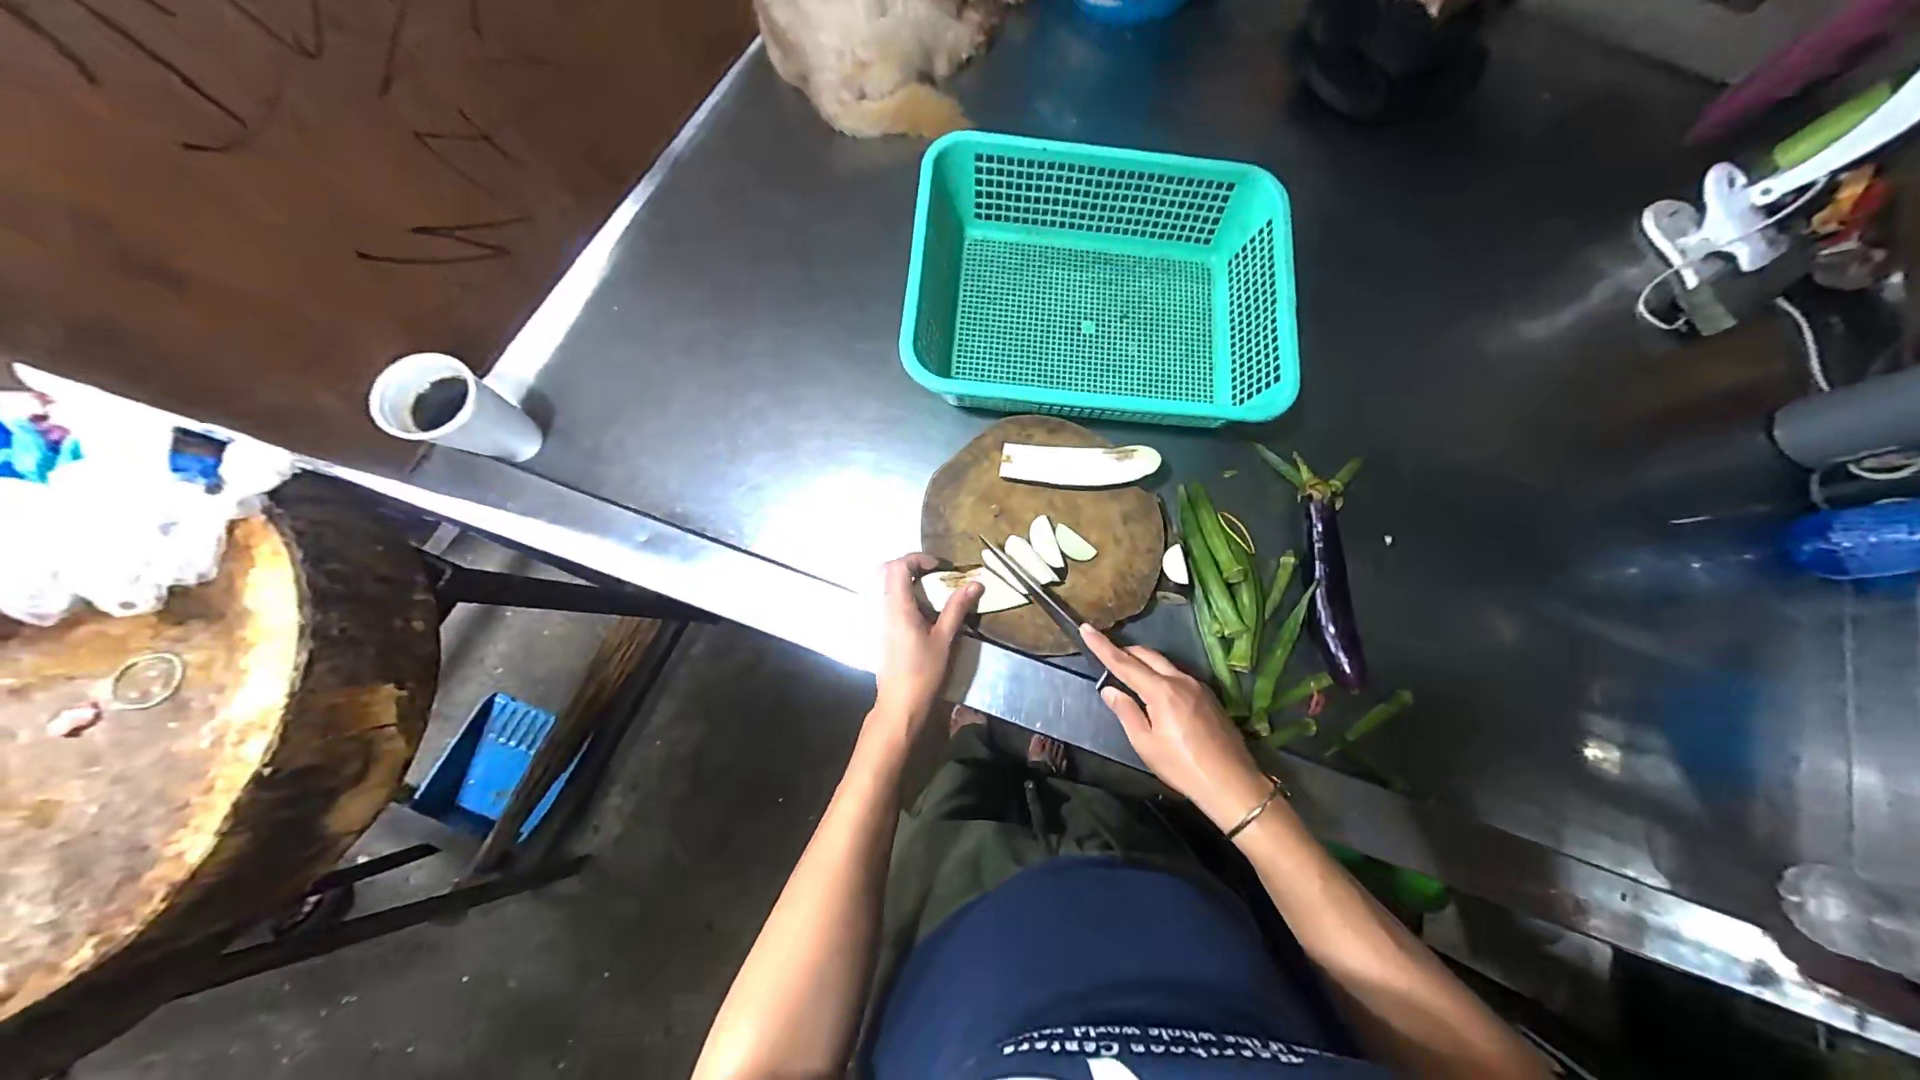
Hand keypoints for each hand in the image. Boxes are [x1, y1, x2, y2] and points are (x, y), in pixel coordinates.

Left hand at [872, 554, 980, 731]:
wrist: (900, 703)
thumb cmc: (923, 672)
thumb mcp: (944, 638)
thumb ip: (957, 608)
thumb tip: (976, 583)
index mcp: (897, 608)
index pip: (897, 567)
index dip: (917, 559)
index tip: (938, 566)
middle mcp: (883, 609)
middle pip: (885, 571)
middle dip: (908, 565)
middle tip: (932, 573)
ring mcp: (879, 620)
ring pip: (884, 586)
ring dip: (904, 580)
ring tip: (930, 590)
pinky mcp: (881, 631)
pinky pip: (886, 601)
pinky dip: (901, 594)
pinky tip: (921, 610)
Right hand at [1081, 624, 1275, 832]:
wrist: (1233, 783)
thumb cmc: (1183, 767)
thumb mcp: (1145, 743)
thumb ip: (1126, 712)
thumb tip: (1109, 690)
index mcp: (1161, 691)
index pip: (1124, 662)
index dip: (1102, 645)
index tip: (1086, 629)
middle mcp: (1181, 680)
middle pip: (1146, 655)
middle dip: (1124, 651)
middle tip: (1106, 654)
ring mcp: (1198, 686)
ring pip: (1164, 663)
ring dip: (1143, 662)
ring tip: (1128, 673)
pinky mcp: (1209, 695)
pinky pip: (1178, 675)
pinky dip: (1160, 674)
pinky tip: (1156, 691)